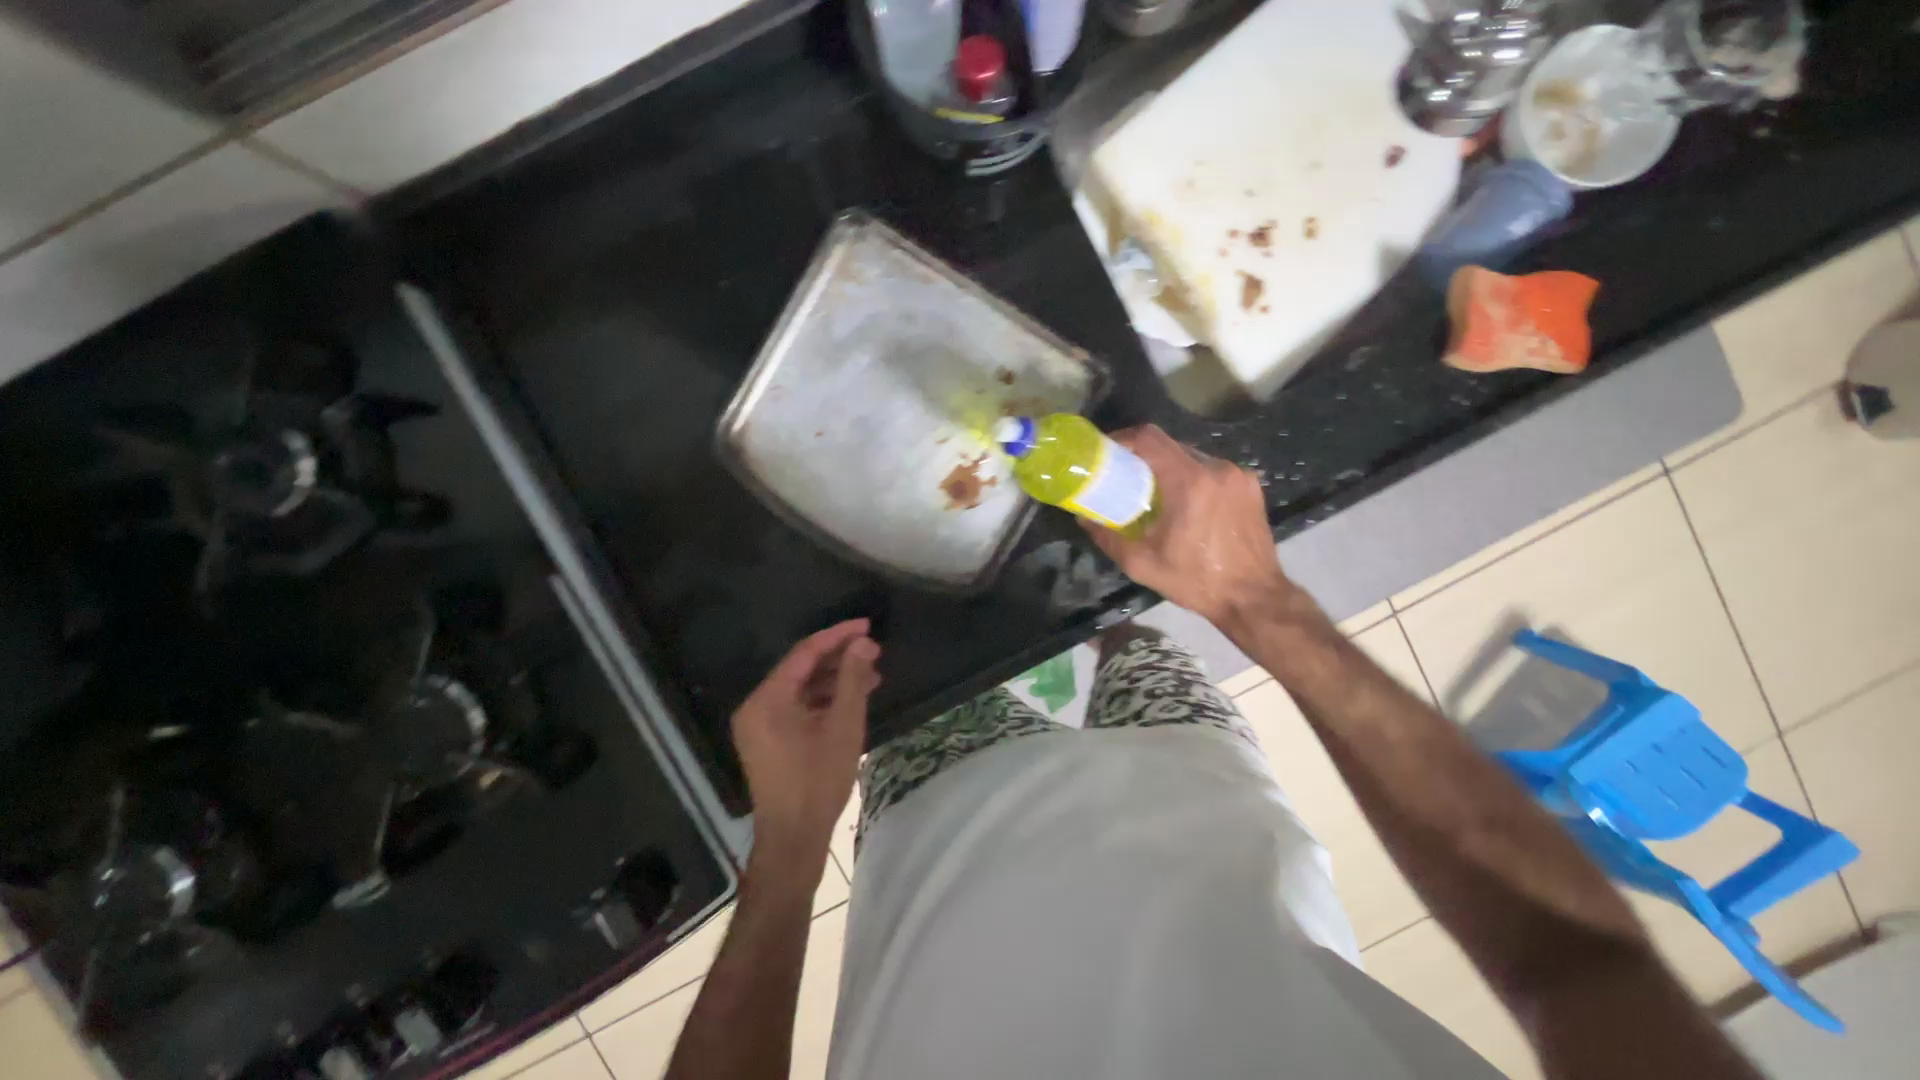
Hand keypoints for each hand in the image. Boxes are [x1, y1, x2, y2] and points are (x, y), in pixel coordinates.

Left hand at [731, 619, 880, 878]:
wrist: (793, 838)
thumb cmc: (818, 781)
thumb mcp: (843, 726)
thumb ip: (852, 680)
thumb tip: (862, 644)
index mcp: (767, 699)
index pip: (804, 653)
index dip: (837, 636)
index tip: (867, 626)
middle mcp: (756, 706)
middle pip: (800, 670)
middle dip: (838, 659)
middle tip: (874, 652)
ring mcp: (759, 725)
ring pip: (800, 690)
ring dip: (833, 681)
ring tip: (871, 675)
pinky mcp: (767, 741)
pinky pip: (796, 709)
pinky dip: (822, 702)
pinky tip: (851, 700)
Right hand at [1080, 425, 1297, 628]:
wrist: (1253, 597)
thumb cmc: (1196, 581)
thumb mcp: (1142, 564)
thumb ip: (1108, 536)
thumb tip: (1085, 517)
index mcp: (1189, 482)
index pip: (1149, 439)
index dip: (1123, 438)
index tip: (1106, 451)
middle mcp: (1216, 469)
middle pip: (1170, 446)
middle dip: (1144, 457)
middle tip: (1125, 477)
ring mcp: (1237, 475)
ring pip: (1192, 457)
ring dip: (1170, 469)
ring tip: (1154, 494)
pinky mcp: (1250, 485)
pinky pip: (1212, 471)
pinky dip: (1194, 479)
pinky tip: (1186, 504)